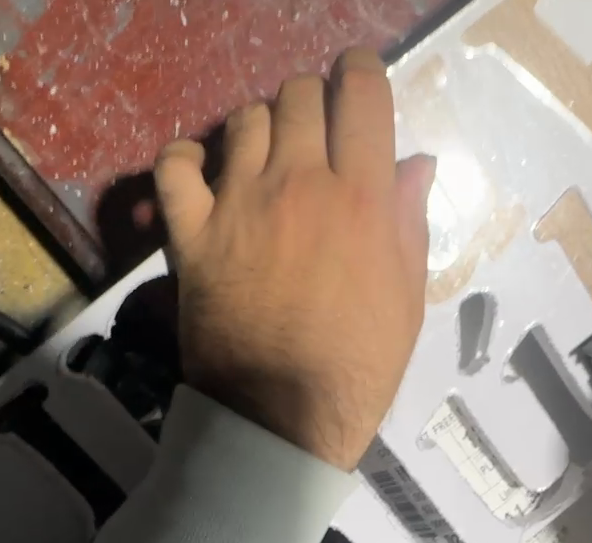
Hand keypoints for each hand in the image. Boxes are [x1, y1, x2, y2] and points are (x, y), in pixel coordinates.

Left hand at [152, 48, 435, 469]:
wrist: (284, 418)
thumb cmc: (358, 368)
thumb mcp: (408, 302)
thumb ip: (410, 224)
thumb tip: (416, 163)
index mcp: (360, 198)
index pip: (361, 95)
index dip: (362, 74)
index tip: (360, 83)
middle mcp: (298, 183)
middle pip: (298, 95)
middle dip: (312, 102)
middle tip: (315, 135)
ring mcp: (239, 205)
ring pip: (243, 120)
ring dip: (260, 127)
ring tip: (266, 161)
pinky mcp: (192, 235)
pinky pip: (175, 167)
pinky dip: (186, 158)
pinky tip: (201, 171)